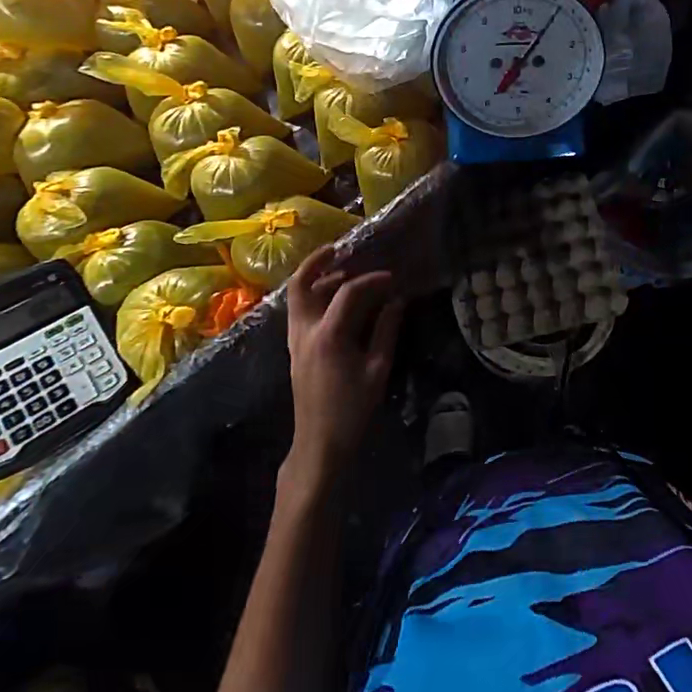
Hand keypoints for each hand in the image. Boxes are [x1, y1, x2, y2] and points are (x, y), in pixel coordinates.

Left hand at [284, 247, 403, 480]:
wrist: (319, 442)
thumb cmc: (353, 408)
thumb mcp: (378, 368)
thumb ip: (387, 330)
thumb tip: (397, 300)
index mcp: (329, 334)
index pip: (348, 292)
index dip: (372, 280)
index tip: (391, 279)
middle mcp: (305, 331)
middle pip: (302, 284)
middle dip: (318, 262)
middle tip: (339, 249)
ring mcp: (295, 340)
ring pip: (295, 297)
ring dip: (314, 278)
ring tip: (339, 271)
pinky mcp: (294, 349)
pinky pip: (298, 311)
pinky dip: (312, 296)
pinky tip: (332, 298)